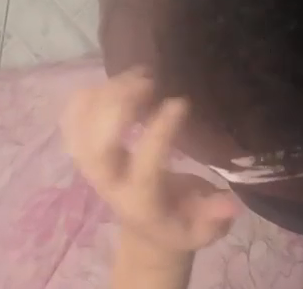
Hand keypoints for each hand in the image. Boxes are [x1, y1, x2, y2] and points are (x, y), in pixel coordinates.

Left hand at [62, 69, 237, 256]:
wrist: (145, 228)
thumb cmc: (178, 222)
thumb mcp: (202, 228)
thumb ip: (214, 217)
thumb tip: (231, 204)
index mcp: (140, 201)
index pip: (145, 166)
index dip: (160, 132)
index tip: (181, 102)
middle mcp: (109, 182)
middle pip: (99, 145)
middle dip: (120, 107)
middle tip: (150, 81)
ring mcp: (90, 165)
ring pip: (82, 126)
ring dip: (107, 94)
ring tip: (139, 74)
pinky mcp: (83, 150)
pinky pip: (71, 118)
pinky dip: (87, 95)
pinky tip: (116, 81)